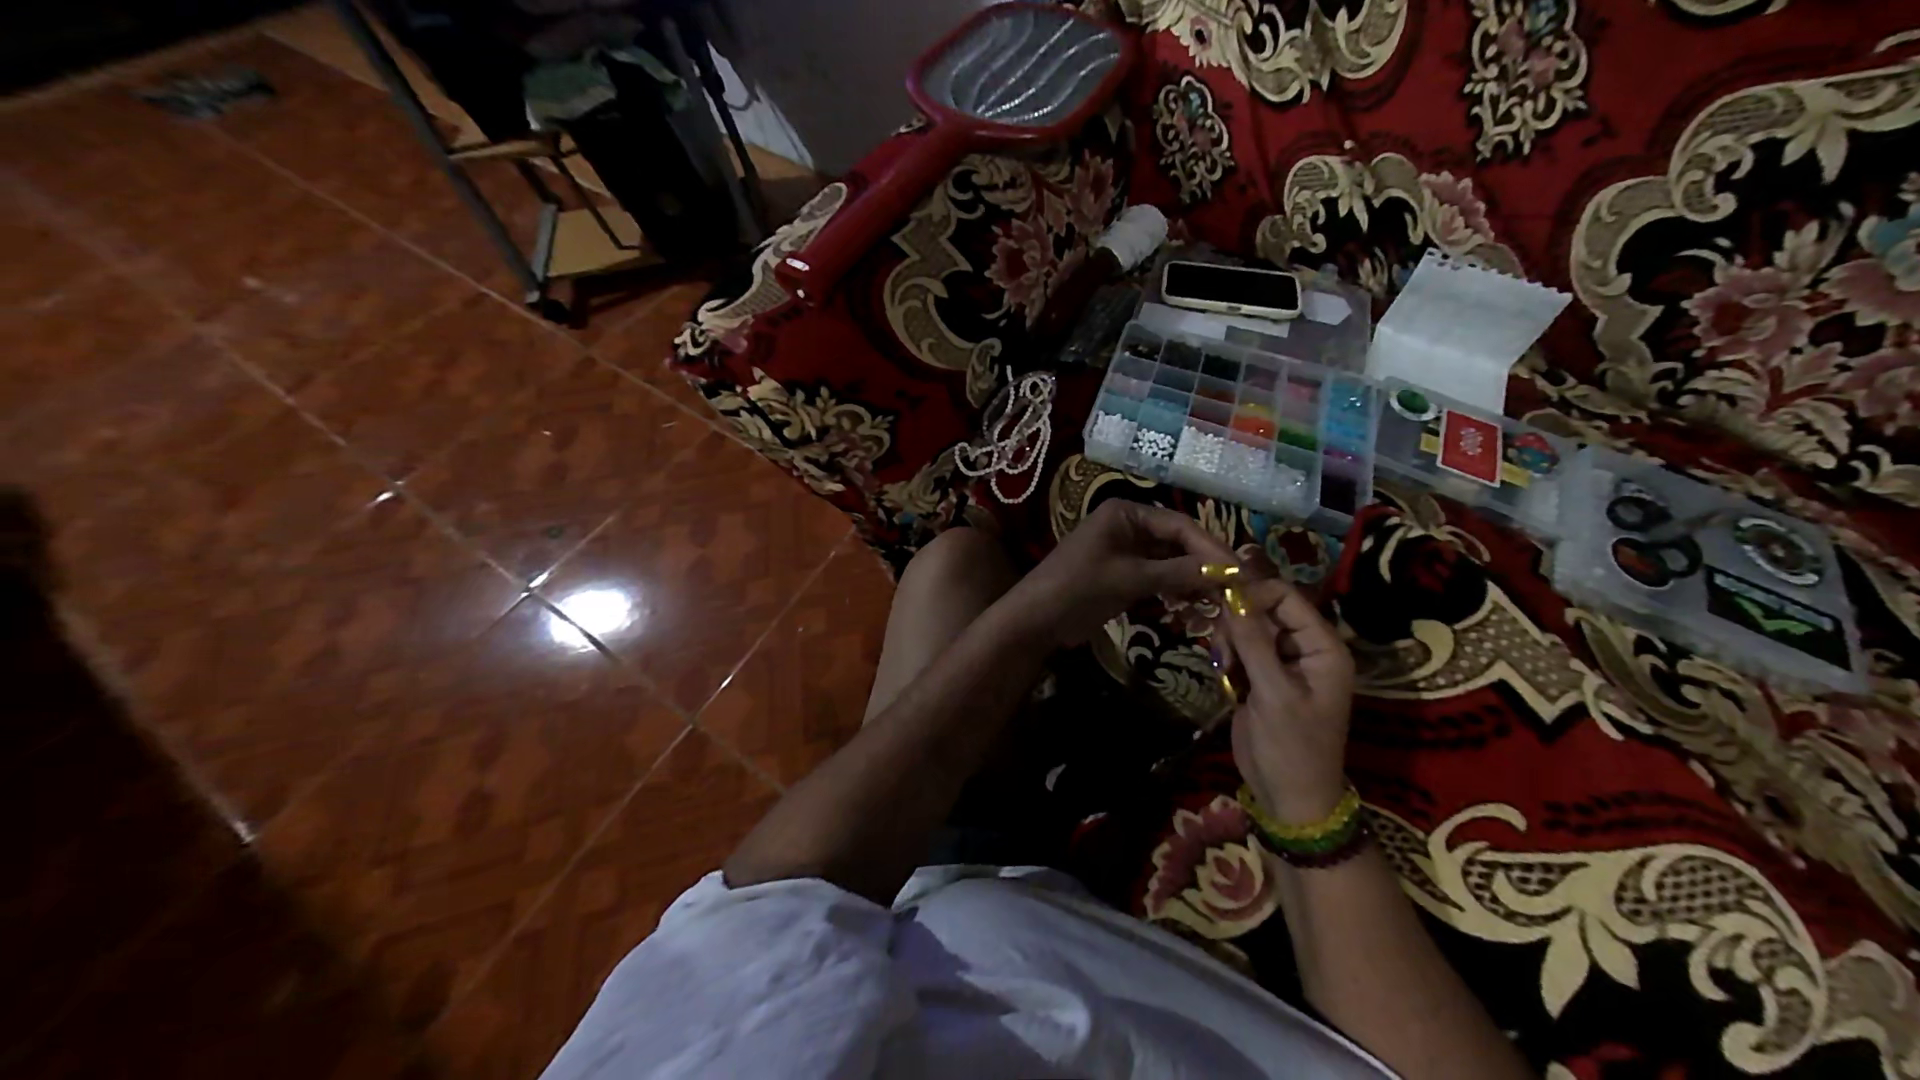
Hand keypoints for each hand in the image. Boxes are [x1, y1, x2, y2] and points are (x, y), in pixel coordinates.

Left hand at [1003, 499, 1221, 648]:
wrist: (1036, 620)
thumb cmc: (1077, 588)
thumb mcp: (1129, 579)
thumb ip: (1177, 573)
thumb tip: (1225, 572)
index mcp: (1125, 513)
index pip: (1179, 525)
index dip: (1210, 548)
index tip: (1238, 571)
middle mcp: (1128, 526)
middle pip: (1177, 542)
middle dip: (1203, 565)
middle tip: (1236, 589)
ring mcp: (1125, 552)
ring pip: (1169, 562)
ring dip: (1192, 581)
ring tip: (1219, 602)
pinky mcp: (1122, 576)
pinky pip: (1157, 578)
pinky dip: (1175, 591)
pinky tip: (1194, 607)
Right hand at [1216, 570, 1355, 823]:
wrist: (1288, 796)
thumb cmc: (1291, 746)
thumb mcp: (1273, 693)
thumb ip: (1253, 643)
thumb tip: (1232, 597)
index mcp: (1323, 648)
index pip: (1287, 598)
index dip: (1254, 594)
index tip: (1220, 605)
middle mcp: (1305, 649)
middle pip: (1265, 609)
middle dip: (1238, 620)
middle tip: (1221, 646)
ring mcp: (1283, 663)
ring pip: (1248, 627)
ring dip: (1230, 639)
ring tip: (1223, 665)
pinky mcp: (1263, 677)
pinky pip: (1242, 648)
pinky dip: (1229, 655)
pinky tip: (1223, 673)